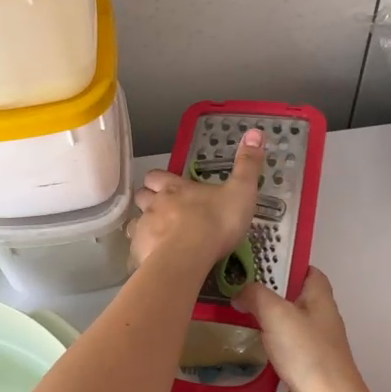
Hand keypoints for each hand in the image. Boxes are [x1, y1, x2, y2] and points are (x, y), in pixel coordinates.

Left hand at [129, 129, 264, 271]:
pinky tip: (154, 259)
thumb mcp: (241, 191)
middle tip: (162, 210)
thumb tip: (255, 132)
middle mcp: (154, 204)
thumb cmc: (216, 222)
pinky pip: (137, 250)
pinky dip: (144, 252)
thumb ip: (247, 165)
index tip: (165, 186)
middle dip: (147, 200)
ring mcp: (143, 229)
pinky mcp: (139, 252)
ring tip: (158, 237)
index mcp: (175, 188)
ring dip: (144, 227)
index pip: (155, 176)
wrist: (189, 258)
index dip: (158, 180)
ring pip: (134, 223)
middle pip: (141, 196)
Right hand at [233, 267, 375, 391]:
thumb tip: (239, 293)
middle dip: (267, 288)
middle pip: (292, 294)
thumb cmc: (307, 353)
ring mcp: (312, 342)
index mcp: (320, 297)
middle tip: (236, 283)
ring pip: (285, 319)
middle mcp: (319, 316)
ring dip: (264, 314)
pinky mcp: (303, 364)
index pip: (306, 269)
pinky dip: (265, 339)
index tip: (256, 260)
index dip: (285, 262)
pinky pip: (281, 343)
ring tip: (234, 307)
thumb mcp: (277, 314)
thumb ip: (256, 295)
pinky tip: (245, 339)